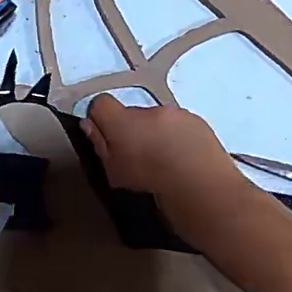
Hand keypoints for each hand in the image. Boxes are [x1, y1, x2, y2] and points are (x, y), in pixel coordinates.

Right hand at [83, 95, 258, 235]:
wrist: (202, 188)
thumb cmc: (151, 184)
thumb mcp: (115, 173)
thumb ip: (100, 145)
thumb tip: (89, 126)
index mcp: (123, 121)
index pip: (101, 103)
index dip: (100, 119)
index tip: (106, 138)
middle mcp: (149, 110)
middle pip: (131, 113)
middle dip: (132, 130)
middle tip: (138, 158)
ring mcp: (176, 113)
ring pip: (157, 120)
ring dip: (157, 134)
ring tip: (165, 162)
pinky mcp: (198, 121)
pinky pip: (180, 125)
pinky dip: (178, 137)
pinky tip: (184, 160)